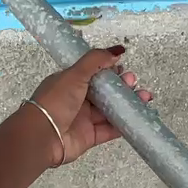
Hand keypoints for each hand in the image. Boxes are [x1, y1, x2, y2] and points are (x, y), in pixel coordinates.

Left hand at [25, 45, 152, 166]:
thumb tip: (118, 50)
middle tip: (133, 83)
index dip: (110, 71)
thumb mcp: (74, 74)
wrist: (42, 136)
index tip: (122, 69)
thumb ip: (96, 60)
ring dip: (128, 104)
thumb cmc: (55, 101)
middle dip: (122, 87)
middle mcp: (76, 100)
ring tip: (145, 98)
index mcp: (69, 83)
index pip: (93, 74)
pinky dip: (124, 124)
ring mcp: (83, 119)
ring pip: (110, 110)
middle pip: (104, 92)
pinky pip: (109, 129)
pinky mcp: (89, 137)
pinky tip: (138, 116)